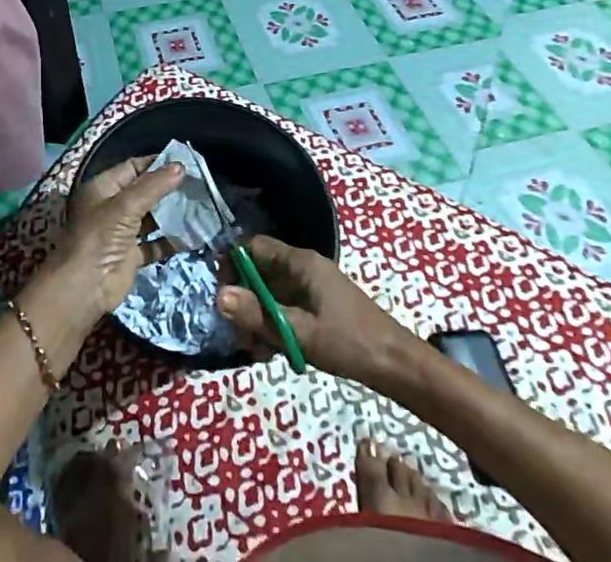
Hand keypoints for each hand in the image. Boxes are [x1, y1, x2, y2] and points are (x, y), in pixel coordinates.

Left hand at [40, 157, 182, 322]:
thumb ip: (154, 185)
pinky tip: (193, 234)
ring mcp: (121, 232)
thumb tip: (181, 166)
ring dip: (172, 213)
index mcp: (103, 188)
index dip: (156, 163)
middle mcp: (112, 207)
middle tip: (198, 183)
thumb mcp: (126, 205)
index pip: (132, 167)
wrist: (84, 287)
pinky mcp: (131, 255)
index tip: (185, 162)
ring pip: (151, 217)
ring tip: (200, 205)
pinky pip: (155, 243)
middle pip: (144, 192)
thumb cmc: (100, 237)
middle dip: (169, 188)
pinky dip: (171, 240)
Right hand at [216, 235, 421, 383]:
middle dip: (243, 302)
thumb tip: (219, 297)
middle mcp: (303, 267)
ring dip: (257, 319)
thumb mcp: (298, 331)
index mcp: (301, 262)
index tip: (221, 297)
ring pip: (268, 294)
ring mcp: (309, 286)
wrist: (392, 362)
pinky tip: (272, 352)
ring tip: (257, 351)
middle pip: (258, 272)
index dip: (232, 266)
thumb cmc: (347, 341)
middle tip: (239, 335)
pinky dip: (272, 326)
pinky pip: (282, 307)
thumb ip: (258, 314)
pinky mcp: (314, 305)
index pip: (253, 247)